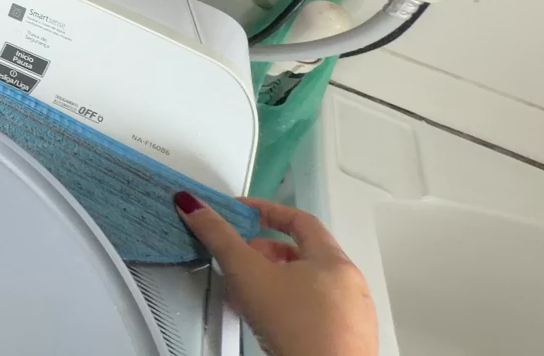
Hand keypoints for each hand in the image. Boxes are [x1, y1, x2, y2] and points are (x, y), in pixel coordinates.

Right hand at [177, 193, 377, 355]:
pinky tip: (263, 316)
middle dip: (262, 250)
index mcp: (334, 263)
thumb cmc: (292, 322)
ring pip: (305, 281)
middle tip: (237, 256)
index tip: (237, 212)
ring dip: (270, 277)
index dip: (265, 209)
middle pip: (301, 251)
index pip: (300, 219)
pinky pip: (312, 308)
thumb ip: (216, 233)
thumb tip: (190, 202)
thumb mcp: (245, 270)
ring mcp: (353, 317)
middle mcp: (351, 286)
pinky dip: (284, 302)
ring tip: (244, 290)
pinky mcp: (347, 341)